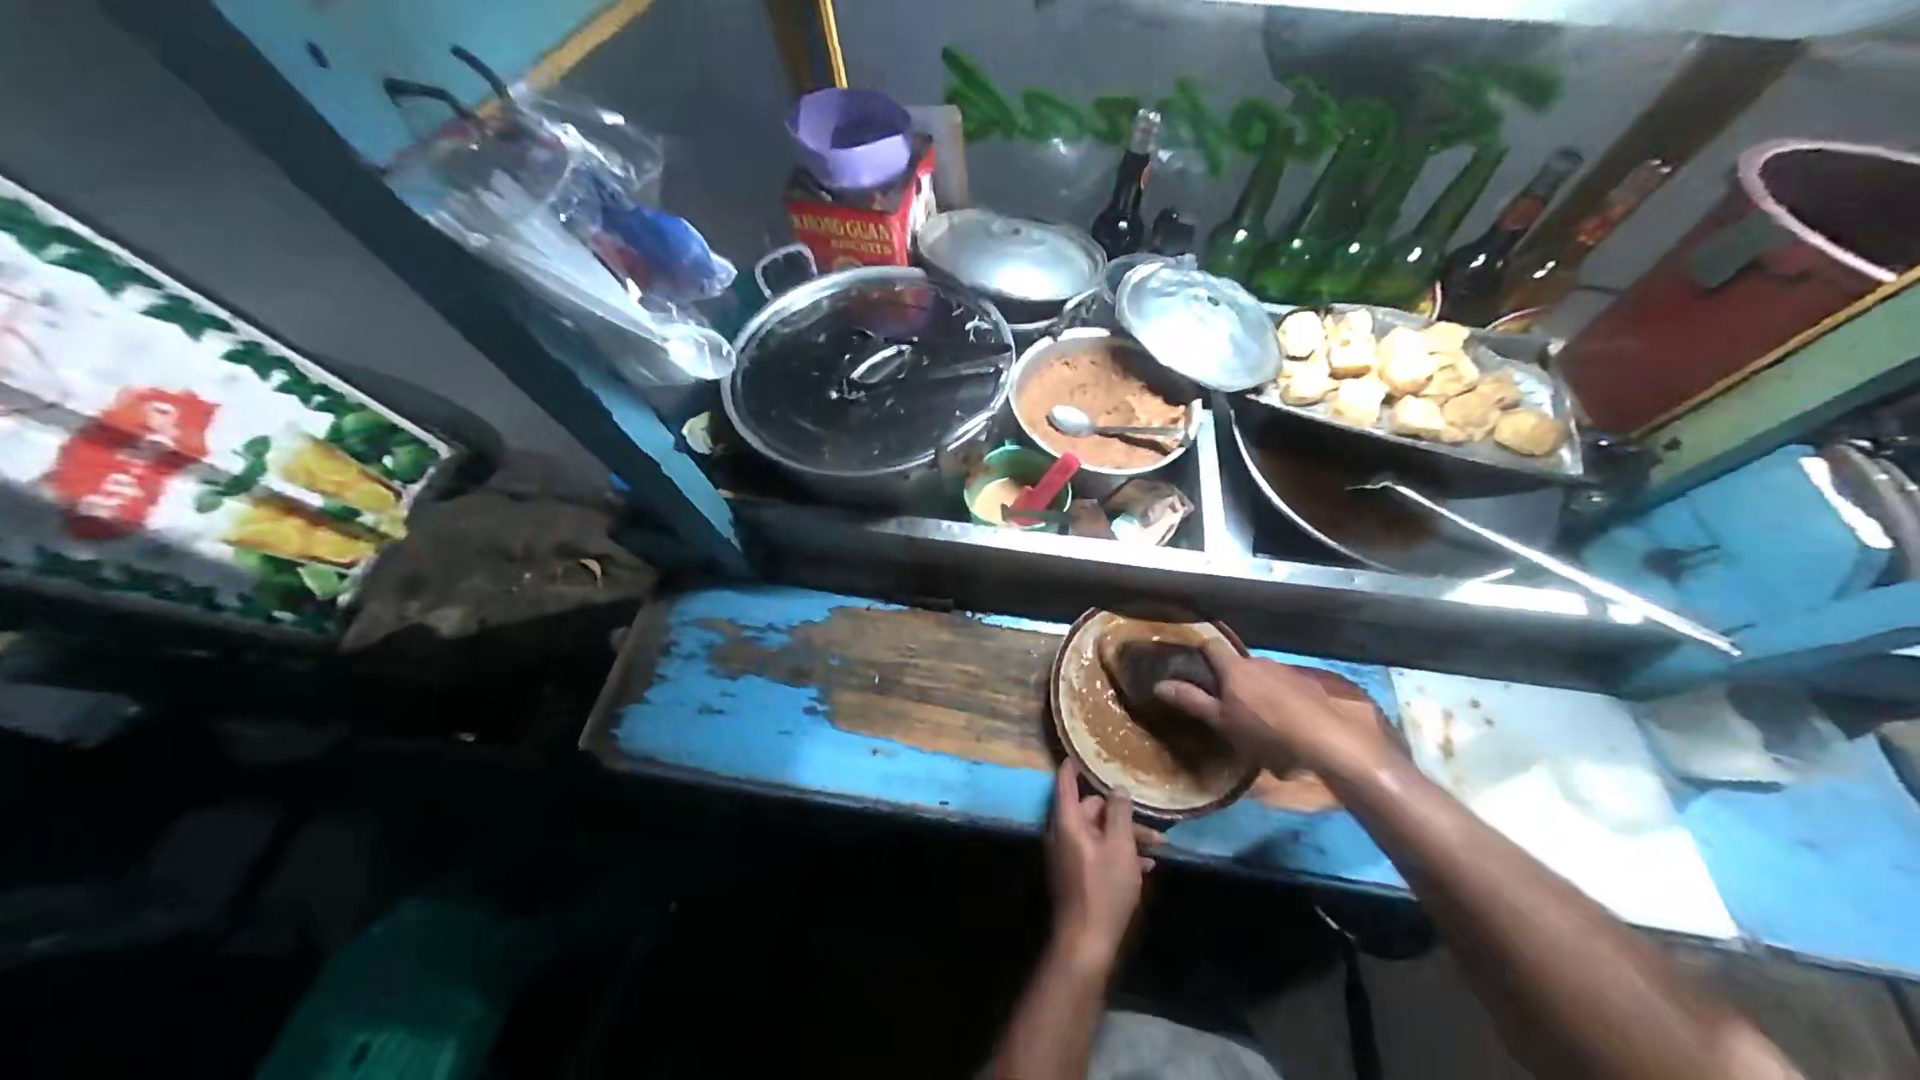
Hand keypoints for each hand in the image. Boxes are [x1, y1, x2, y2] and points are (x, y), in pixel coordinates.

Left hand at [1046, 761, 1162, 964]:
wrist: (1086, 941)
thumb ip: (1118, 814)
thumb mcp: (1120, 847)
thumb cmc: (1104, 889)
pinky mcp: (1075, 873)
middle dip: (1121, 814)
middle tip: (1154, 828)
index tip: (1080, 751)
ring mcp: (1067, 854)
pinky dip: (1117, 853)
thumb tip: (1117, 788)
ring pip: (1098, 833)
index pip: (1065, 782)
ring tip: (1158, 849)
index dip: (1072, 765)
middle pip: (1090, 810)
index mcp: (1067, 822)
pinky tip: (1145, 867)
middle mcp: (1062, 833)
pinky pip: (1096, 852)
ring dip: (1125, 837)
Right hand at [1152, 639, 1400, 780]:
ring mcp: (1287, 672)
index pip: (1210, 646)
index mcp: (1234, 669)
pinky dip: (1278, 698)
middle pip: (1237, 664)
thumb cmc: (1266, 733)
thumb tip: (1160, 683)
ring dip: (1256, 690)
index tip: (1193, 666)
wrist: (1328, 741)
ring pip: (1262, 676)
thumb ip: (1192, 701)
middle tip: (1225, 705)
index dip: (1200, 652)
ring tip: (1256, 718)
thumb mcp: (1222, 723)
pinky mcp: (1310, 685)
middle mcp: (1259, 662)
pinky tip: (1284, 722)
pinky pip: (1285, 686)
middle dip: (1230, 679)